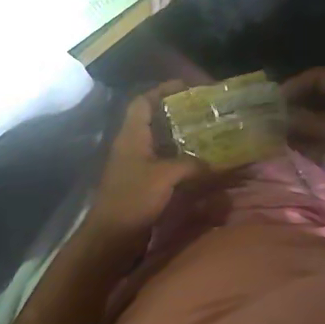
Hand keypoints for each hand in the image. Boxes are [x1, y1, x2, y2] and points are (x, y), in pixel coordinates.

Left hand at [83, 84, 204, 244]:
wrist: (112, 237)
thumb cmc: (133, 199)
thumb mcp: (165, 176)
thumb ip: (190, 164)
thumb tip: (212, 164)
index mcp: (131, 136)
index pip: (143, 102)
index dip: (161, 90)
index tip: (185, 87)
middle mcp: (131, 146)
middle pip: (152, 121)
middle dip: (176, 114)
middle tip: (203, 112)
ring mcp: (135, 166)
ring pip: (159, 143)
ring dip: (179, 138)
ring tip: (206, 135)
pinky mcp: (141, 185)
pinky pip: (162, 164)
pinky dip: (179, 161)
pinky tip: (198, 165)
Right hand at [282, 67, 324, 198]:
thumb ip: (302, 119)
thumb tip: (276, 116)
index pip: (319, 76)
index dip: (296, 84)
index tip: (275, 99)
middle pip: (319, 94)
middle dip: (297, 104)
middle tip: (275, 116)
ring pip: (321, 113)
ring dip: (302, 122)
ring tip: (282, 133)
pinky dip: (311, 135)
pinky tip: (297, 145)